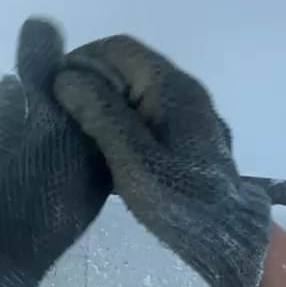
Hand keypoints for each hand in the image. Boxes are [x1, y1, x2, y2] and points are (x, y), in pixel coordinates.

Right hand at [53, 34, 270, 286]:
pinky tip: (106, 140)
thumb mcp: (133, 160)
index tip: (57, 88)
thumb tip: (65, 77)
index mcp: (171, 86)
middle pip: (127, 63)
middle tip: (63, 108)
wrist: (228, 237)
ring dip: (105, 96)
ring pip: (136, 84)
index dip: (82, 60)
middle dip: (92, 78)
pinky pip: (147, 104)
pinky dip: (122, 111)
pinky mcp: (187, 128)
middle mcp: (182, 87)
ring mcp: (188, 107)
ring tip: (78, 124)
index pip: (118, 49)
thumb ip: (100, 114)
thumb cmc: (179, 199)